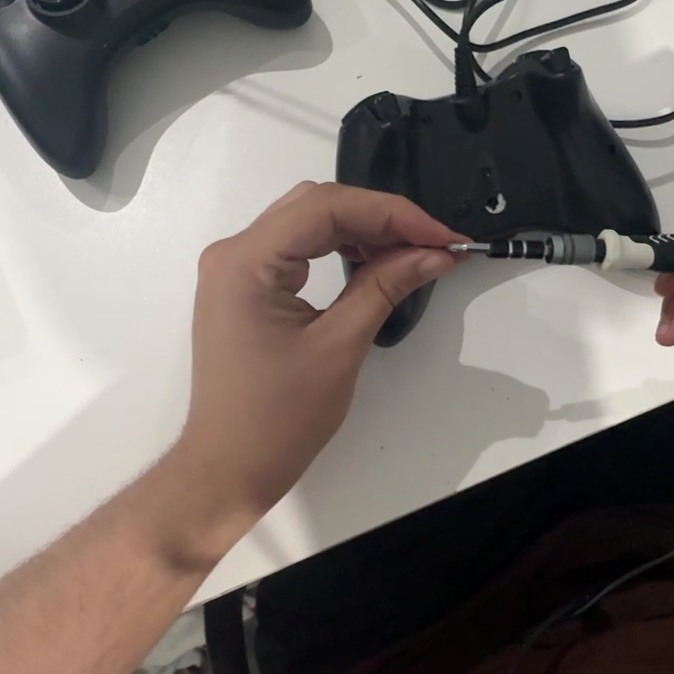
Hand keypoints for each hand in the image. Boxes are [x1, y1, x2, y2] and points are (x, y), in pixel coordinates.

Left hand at [168, 182, 462, 530]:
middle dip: (381, 219)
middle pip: (317, 207)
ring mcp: (236, 270)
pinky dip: (339, 251)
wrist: (230, 466)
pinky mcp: (246, 289)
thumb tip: (435, 254)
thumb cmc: (279, 418)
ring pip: (308, 224)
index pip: (327, 207)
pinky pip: (297, 250)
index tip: (443, 236)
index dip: (393, 213)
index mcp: (246, 261)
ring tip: (414, 253)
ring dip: (363, 232)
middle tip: (435, 244)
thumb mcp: (339, 347)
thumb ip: (385, 287)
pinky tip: (374, 264)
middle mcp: (234, 253)